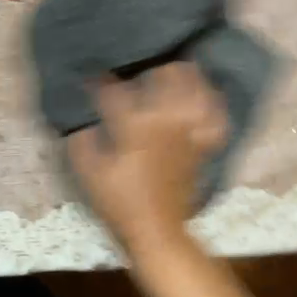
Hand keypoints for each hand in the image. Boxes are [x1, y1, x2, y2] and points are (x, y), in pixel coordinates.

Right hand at [65, 63, 228, 244]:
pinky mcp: (202, 145)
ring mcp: (188, 131)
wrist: (157, 231)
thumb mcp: (89, 172)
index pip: (113, 91)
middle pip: (166, 76)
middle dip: (152, 66)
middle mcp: (165, 120)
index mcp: (133, 125)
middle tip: (140, 65)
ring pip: (194, 90)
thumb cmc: (119, 201)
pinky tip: (206, 98)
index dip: (99, 81)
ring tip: (176, 69)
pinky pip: (214, 119)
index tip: (89, 76)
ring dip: (186, 76)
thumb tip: (82, 122)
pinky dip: (212, 105)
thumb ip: (82, 141)